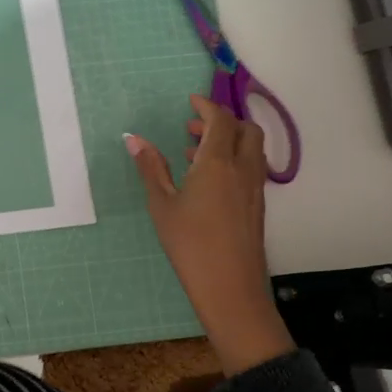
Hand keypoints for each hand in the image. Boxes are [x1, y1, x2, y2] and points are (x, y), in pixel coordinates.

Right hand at [126, 95, 294, 375]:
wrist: (231, 289)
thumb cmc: (190, 244)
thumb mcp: (161, 204)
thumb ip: (150, 167)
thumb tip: (134, 139)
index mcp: (218, 163)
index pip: (221, 121)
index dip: (207, 106)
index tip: (190, 101)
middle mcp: (243, 170)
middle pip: (246, 130)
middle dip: (223, 121)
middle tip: (193, 128)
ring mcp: (254, 190)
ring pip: (252, 150)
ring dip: (229, 141)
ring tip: (194, 152)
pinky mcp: (256, 208)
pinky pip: (250, 170)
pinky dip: (233, 161)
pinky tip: (207, 181)